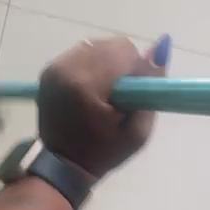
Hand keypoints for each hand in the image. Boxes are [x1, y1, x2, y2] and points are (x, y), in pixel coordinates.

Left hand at [37, 35, 170, 177]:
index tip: (134, 93)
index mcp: (85, 83)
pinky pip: (81, 54)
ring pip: (96, 46)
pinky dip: (92, 66)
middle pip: (109, 45)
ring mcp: (54, 67)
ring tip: (105, 94)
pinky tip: (91, 90)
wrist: (61, 165)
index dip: (136, 70)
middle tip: (120, 95)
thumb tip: (161, 45)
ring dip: (107, 64)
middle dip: (122, 65)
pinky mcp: (48, 70)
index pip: (124, 51)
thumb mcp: (137, 131)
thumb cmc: (103, 153)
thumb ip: (151, 87)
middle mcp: (66, 68)